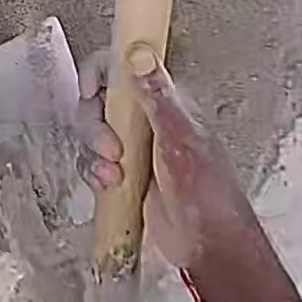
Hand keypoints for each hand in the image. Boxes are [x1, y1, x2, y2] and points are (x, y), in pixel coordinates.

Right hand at [77, 49, 296, 301]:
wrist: (209, 248)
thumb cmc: (207, 193)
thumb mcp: (181, 138)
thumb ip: (157, 95)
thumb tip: (139, 53)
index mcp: (163, 99)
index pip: (122, 66)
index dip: (100, 73)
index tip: (92, 91)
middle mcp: (145, 116)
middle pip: (99, 100)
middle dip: (95, 124)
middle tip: (111, 148)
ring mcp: (133, 144)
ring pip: (91, 130)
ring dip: (94, 152)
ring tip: (114, 172)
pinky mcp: (123, 169)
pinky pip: (91, 159)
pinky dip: (94, 171)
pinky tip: (110, 184)